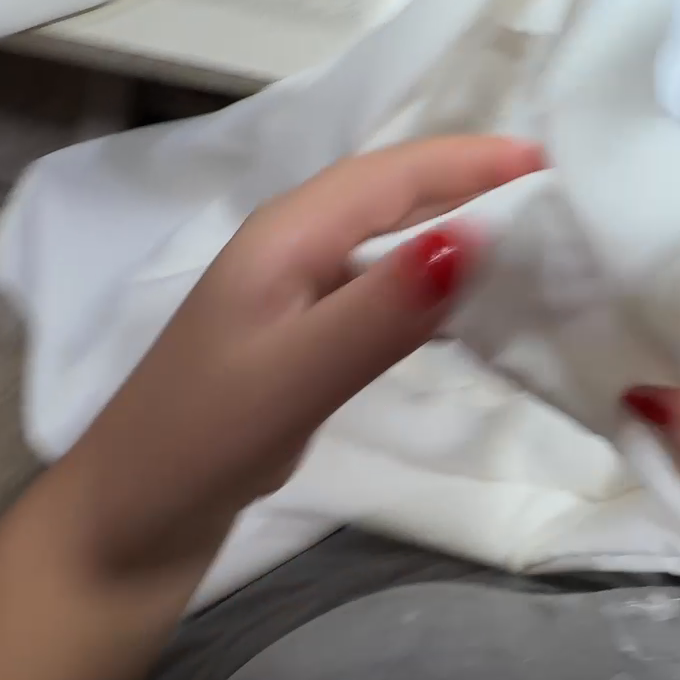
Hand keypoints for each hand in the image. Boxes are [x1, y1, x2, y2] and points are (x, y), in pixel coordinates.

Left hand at [66, 135, 545, 572]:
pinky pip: (380, 291)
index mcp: (285, 237)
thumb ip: (381, 308)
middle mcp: (291, 252)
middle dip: (466, 183)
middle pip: (389, 197)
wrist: (132, 520)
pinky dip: (429, 286)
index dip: (467, 160)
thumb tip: (472, 237)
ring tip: (522, 237)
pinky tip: (463, 307)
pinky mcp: (304, 339)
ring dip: (451, 229)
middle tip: (547, 190)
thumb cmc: (203, 440)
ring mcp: (295, 297)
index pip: (390, 176)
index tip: (546, 159)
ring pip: (387, 242)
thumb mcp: (295, 372)